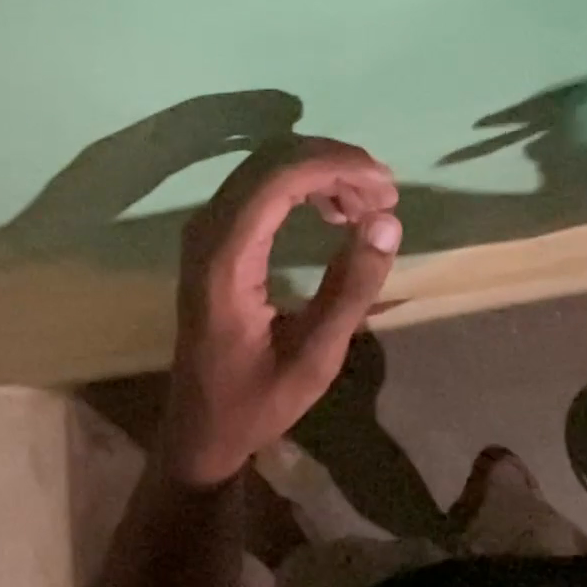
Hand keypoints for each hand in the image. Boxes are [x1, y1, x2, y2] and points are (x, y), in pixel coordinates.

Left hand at [159, 136, 400, 486]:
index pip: (278, 179)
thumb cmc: (256, 400)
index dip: (335, 166)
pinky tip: (335, 213)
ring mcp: (205, 229)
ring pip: (265, 168)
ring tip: (369, 205)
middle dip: (334, 164)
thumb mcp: (315, 358)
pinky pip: (258, 187)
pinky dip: (301, 186)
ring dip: (320, 172)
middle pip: (271, 161)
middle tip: (385, 195)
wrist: (200, 425)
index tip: (387, 185)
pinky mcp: (213, 235)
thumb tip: (387, 222)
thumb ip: (350, 289)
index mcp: (226, 259)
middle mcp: (207, 230)